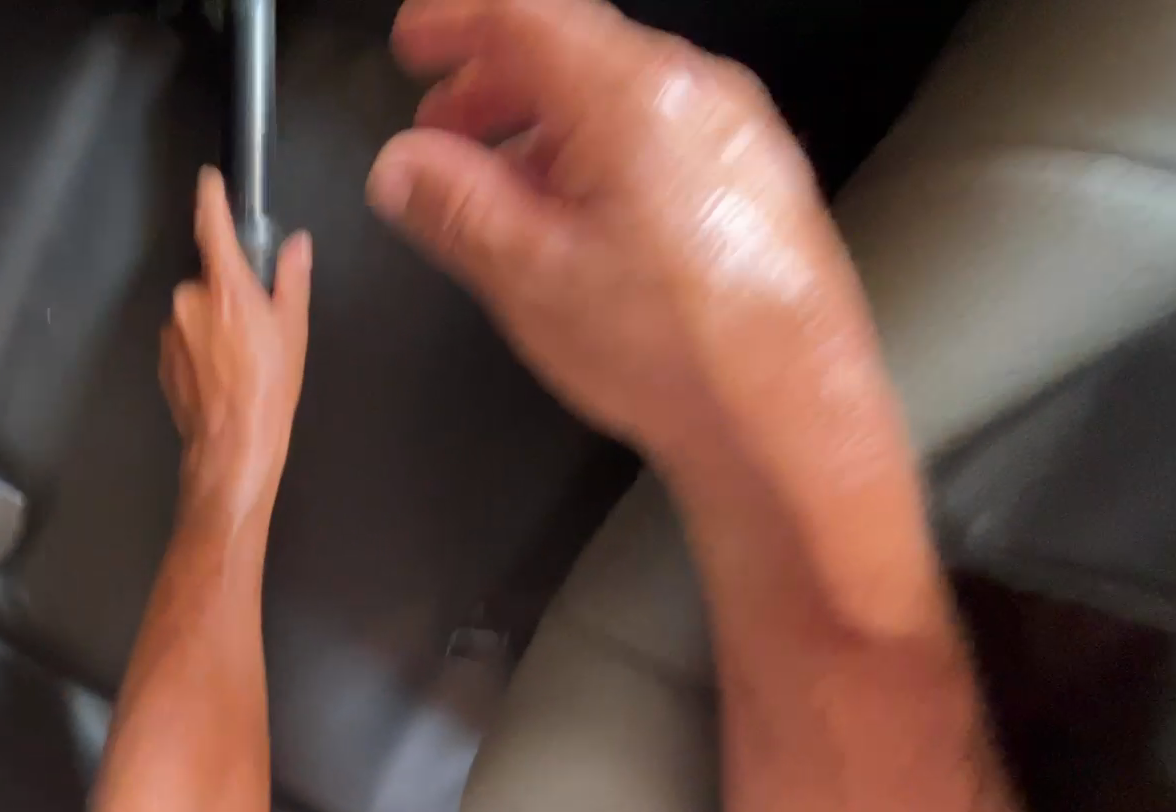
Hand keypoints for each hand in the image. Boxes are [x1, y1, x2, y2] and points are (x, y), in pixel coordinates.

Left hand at [162, 167, 312, 518]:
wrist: (233, 447)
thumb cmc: (270, 388)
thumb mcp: (292, 331)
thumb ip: (291, 280)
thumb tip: (297, 245)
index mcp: (224, 286)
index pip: (211, 225)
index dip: (210, 198)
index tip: (209, 180)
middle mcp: (188, 301)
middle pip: (206, 279)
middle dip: (226, 293)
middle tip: (252, 326)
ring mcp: (170, 332)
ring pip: (193, 312)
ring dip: (211, 324)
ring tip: (237, 361)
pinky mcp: (162, 360)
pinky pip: (183, 339)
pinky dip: (199, 348)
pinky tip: (219, 376)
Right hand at [366, 0, 879, 462]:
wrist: (778, 407)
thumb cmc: (659, 343)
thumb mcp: (528, 274)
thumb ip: (454, 207)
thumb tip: (396, 165)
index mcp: (631, 100)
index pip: (527, 18)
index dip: (457, 20)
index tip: (412, 39)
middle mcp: (692, 92)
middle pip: (569, 50)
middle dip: (487, 82)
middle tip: (435, 127)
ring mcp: (727, 131)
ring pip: (606, 97)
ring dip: (531, 122)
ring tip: (486, 177)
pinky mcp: (740, 177)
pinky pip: (643, 136)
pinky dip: (580, 151)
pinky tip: (557, 208)